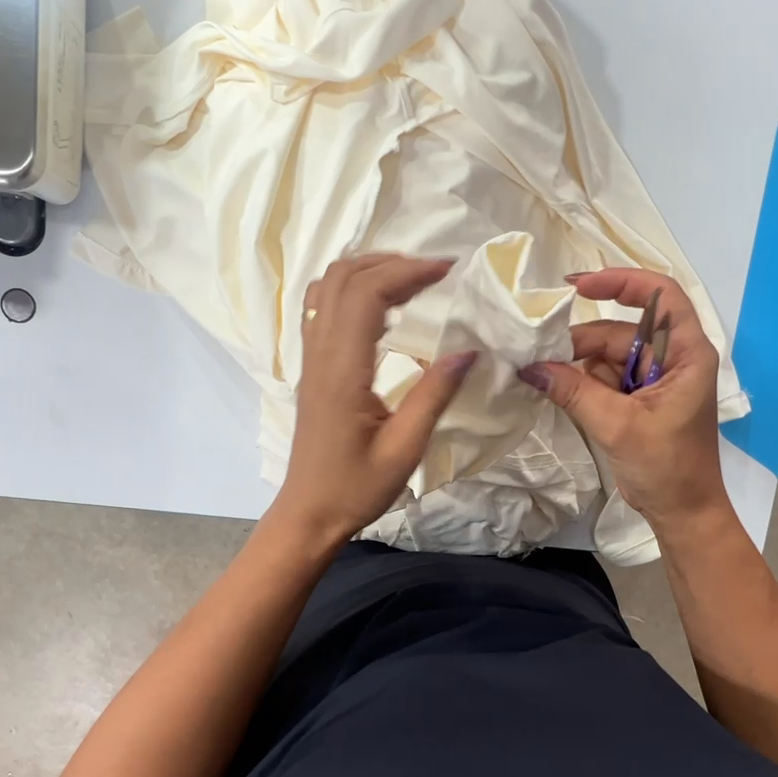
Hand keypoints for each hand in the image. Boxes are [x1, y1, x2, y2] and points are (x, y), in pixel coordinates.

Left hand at [271, 254, 476, 545]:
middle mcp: (320, 355)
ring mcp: (311, 359)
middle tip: (434, 274)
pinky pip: (322, 308)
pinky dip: (352, 290)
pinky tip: (382, 306)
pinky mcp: (312, 368)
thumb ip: (433, 395)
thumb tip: (468, 350)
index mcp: (342, 372)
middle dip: (391, 263)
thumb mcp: (404, 449)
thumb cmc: (356, 488)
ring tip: (411, 280)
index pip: (367, 295)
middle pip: (343, 278)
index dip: (407, 272)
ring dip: (368, 271)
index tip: (448, 271)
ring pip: (327, 287)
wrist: (310, 513)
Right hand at [517, 268, 728, 532]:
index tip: (576, 286)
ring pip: (606, 358)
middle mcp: (672, 359)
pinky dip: (582, 386)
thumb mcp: (617, 426)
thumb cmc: (666, 467)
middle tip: (538, 357)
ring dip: (578, 370)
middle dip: (581, 345)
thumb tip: (530, 367)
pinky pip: (604, 381)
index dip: (620, 282)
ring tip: (546, 382)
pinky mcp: (638, 401)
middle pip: (620, 332)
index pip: (659, 296)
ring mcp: (653, 381)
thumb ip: (574, 391)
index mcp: (686, 354)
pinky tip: (559, 394)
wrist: (681, 512)